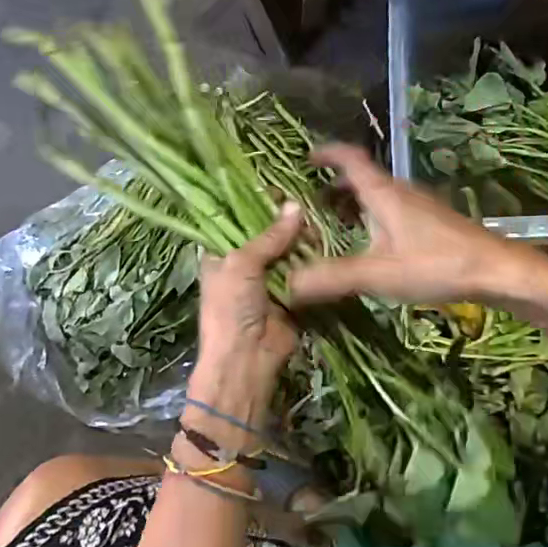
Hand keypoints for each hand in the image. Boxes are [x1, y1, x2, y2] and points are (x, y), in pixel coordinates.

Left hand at [186, 201, 304, 445]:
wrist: (246, 359)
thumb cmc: (231, 307)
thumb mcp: (242, 263)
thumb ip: (269, 236)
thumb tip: (295, 206)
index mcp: (220, 255)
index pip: (235, 221)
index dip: (254, 205)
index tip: (278, 187)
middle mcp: (242, 265)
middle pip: (265, 236)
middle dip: (284, 222)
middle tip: (308, 201)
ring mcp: (266, 281)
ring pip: (287, 253)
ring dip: (302, 240)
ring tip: (320, 218)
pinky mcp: (289, 297)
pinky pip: (302, 273)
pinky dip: (313, 261)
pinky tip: (327, 242)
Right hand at [287, 143, 547, 306]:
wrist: (499, 271)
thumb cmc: (438, 264)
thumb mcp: (378, 274)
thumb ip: (332, 278)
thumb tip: (287, 285)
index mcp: (383, 194)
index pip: (350, 159)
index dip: (326, 153)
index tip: (305, 157)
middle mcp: (400, 193)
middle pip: (362, 178)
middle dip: (333, 184)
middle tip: (308, 200)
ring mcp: (418, 207)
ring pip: (377, 196)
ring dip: (352, 202)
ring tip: (331, 222)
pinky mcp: (431, 224)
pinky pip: (390, 211)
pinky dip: (370, 217)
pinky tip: (368, 244)